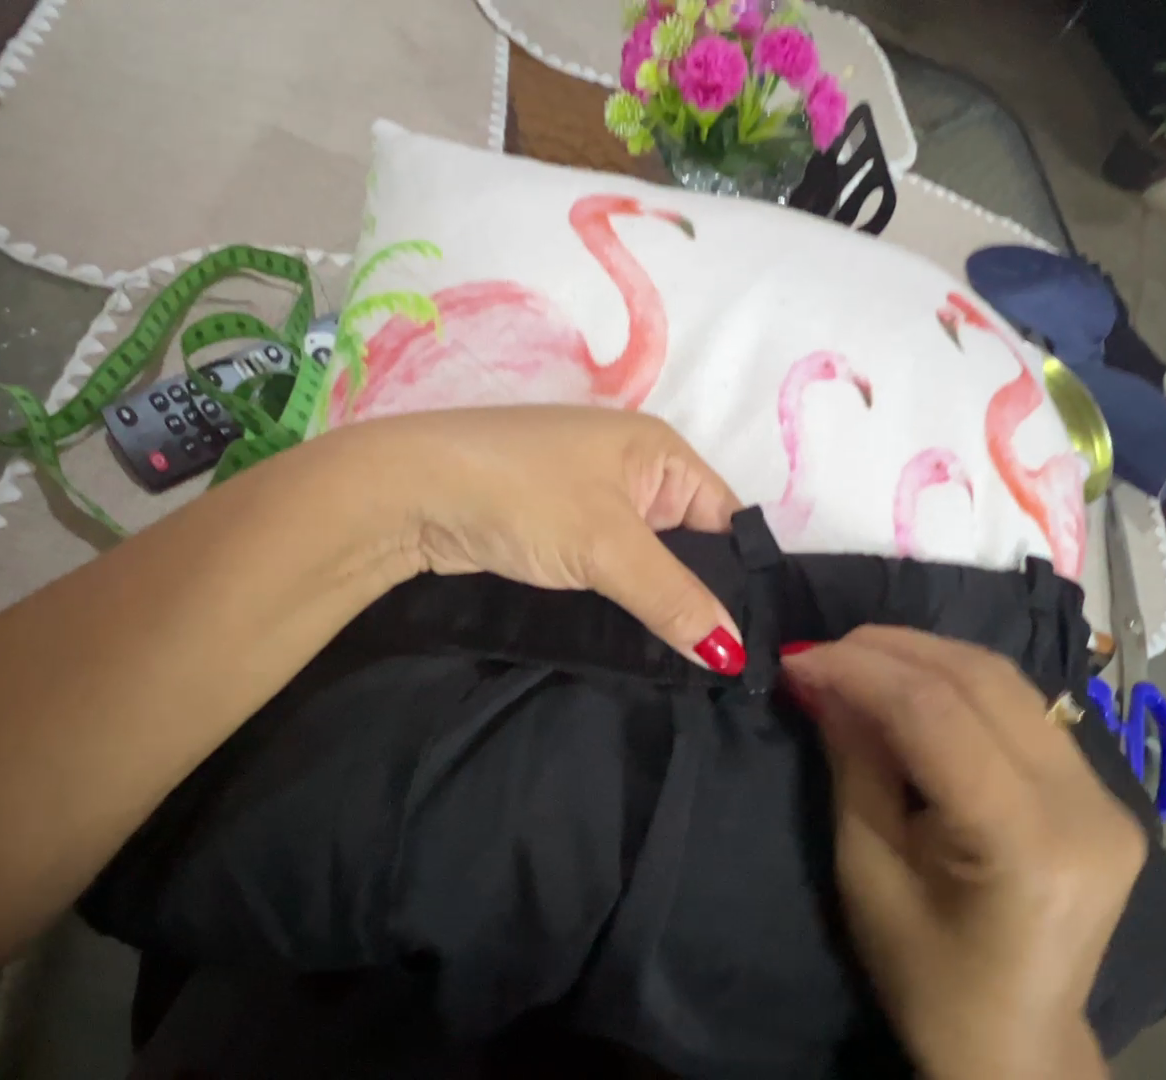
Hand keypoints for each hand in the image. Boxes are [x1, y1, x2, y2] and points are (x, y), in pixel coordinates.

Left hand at [350, 406, 747, 672]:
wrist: (410, 492)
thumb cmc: (524, 496)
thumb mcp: (608, 546)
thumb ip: (674, 598)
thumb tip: (735, 654)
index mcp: (660, 451)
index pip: (725, 519)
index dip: (741, 578)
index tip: (755, 643)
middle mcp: (632, 471)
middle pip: (688, 544)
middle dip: (699, 599)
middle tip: (723, 667)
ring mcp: (591, 502)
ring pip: (645, 564)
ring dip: (658, 606)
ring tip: (688, 669)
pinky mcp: (558, 533)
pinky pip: (608, 572)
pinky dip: (620, 603)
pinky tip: (637, 647)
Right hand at [781, 628, 1144, 1079]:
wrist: (1015, 1040)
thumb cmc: (925, 975)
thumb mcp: (867, 869)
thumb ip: (854, 762)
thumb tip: (822, 679)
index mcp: (1028, 843)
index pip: (937, 714)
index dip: (858, 671)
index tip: (796, 660)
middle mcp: (1086, 805)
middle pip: (980, 679)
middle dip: (887, 650)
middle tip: (818, 652)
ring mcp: (1105, 794)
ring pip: (1004, 679)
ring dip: (919, 654)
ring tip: (853, 658)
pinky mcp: (1100, 789)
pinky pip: (1019, 705)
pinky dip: (952, 680)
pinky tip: (904, 683)